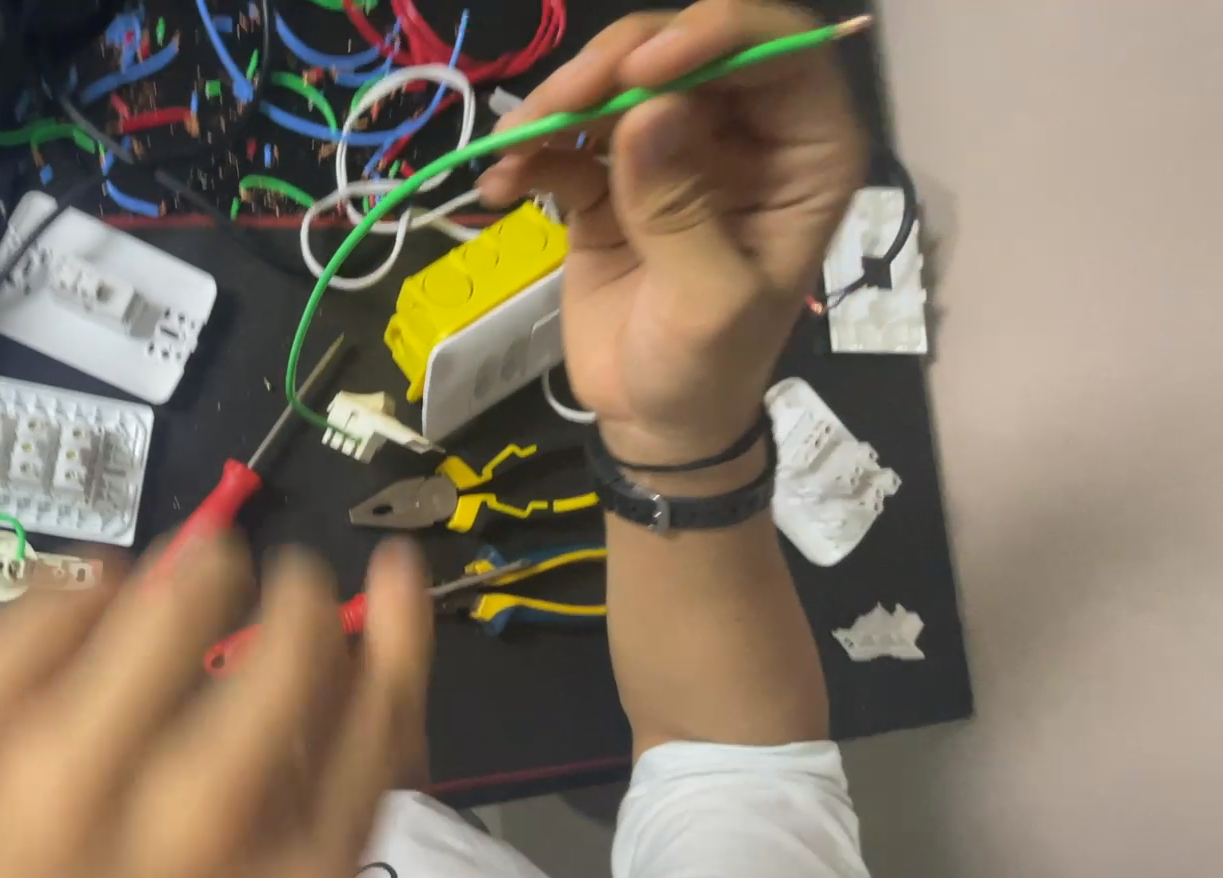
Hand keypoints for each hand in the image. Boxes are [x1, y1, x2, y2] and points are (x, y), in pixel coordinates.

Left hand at [0, 536, 431, 877]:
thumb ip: (303, 809)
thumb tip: (342, 659)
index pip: (382, 724)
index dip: (403, 630)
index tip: (394, 571)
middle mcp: (182, 835)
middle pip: (293, 655)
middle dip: (303, 593)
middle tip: (285, 574)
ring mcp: (56, 782)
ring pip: (170, 609)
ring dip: (202, 571)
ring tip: (197, 569)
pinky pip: (49, 610)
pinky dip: (84, 587)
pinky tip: (93, 594)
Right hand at [477, 0, 866, 463]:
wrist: (649, 418)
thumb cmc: (705, 368)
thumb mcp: (707, 301)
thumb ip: (681, 210)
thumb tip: (645, 111)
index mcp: (799, 155)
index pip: (774, 57)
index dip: (712, 38)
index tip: (640, 68)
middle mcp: (738, 141)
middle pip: (680, 59)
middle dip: (611, 70)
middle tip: (551, 108)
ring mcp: (666, 162)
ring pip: (615, 95)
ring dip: (555, 112)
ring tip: (507, 151)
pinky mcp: (608, 193)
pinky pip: (569, 154)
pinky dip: (529, 160)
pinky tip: (498, 187)